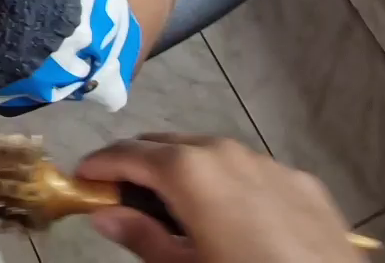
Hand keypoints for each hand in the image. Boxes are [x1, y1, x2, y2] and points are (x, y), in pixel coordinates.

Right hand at [76, 135, 359, 262]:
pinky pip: (251, 172)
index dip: (97, 166)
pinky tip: (239, 223)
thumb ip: (141, 238)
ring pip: (207, 154)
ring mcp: (266, 163)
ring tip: (184, 213)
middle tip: (128, 201)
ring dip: (185, 173)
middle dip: (140, 167)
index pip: (124, 153)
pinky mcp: (303, 183)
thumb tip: (104, 216)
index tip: (81, 181)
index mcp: (185, 168)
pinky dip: (231, 186)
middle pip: (163, 146)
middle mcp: (221, 149)